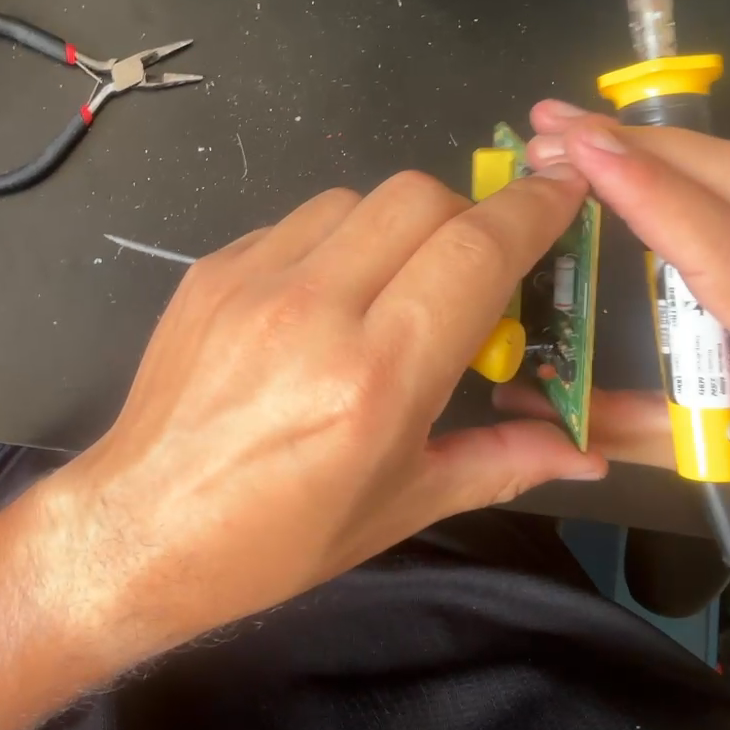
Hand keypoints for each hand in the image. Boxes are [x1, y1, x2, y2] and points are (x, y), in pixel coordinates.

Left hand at [31, 170, 605, 652]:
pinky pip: (294, 223)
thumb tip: (586, 450)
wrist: (143, 524)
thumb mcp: (399, 507)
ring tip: (390, 283)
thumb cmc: (277, 537)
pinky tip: (321, 295)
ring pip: (354, 199)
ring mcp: (252, 280)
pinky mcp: (211, 269)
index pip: (474, 253)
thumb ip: (500, 462)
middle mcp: (314, 309)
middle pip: (418, 196)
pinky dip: (331, 241)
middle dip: (465, 214)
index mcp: (375, 377)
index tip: (562, 192)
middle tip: (470, 265)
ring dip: (395, 224)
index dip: (532, 210)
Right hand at [495, 102, 729, 570]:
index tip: (579, 147)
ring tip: (572, 128)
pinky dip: (682, 154)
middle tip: (548, 127)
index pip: (726, 246)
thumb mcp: (713, 457)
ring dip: (655, 138)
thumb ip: (610, 422)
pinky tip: (632, 152)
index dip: (650, 190)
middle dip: (637, 141)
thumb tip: (514, 402)